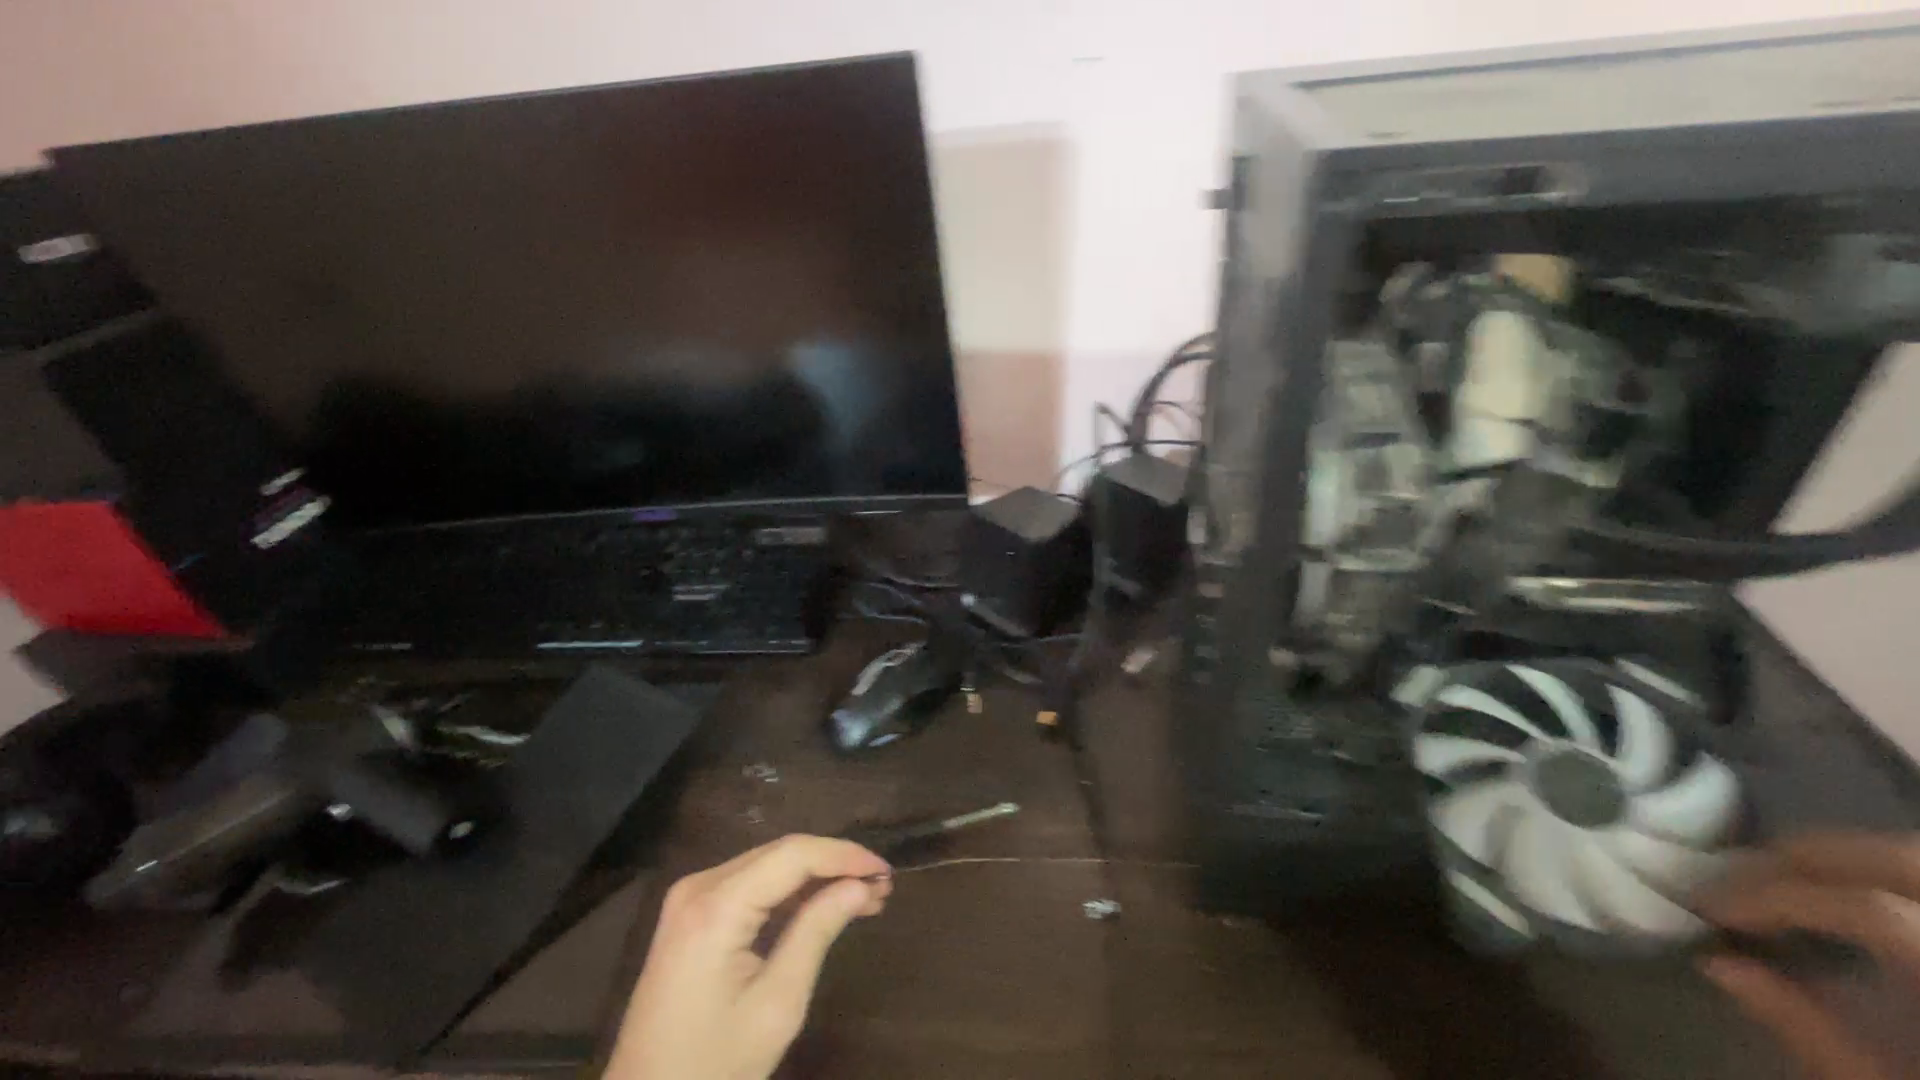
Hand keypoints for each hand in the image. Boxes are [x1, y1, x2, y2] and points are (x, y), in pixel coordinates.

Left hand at [607, 834, 892, 1079]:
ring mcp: (690, 899)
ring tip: (866, 896)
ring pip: (767, 866)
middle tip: (883, 886)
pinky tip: (823, 905)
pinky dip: (789, 892)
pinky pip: (749, 886)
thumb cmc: (714, 1063)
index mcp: (715, 906)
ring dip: (816, 877)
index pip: (793, 854)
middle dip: (834, 864)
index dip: (844, 855)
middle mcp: (698, 886)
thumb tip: (860, 886)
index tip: (886, 870)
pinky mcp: (691, 915)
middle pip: (779, 854)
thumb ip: (817, 933)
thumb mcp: (776, 1003)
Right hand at [1695, 831, 1919, 1079]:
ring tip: (1796, 874)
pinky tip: (1860, 895)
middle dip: (1812, 855)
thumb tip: (1721, 965)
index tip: (1713, 908)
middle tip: (1743, 869)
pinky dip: (1894, 879)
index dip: (1777, 897)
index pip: (1866, 911)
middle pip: (1905, 863)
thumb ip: (1805, 1027)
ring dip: (1857, 856)